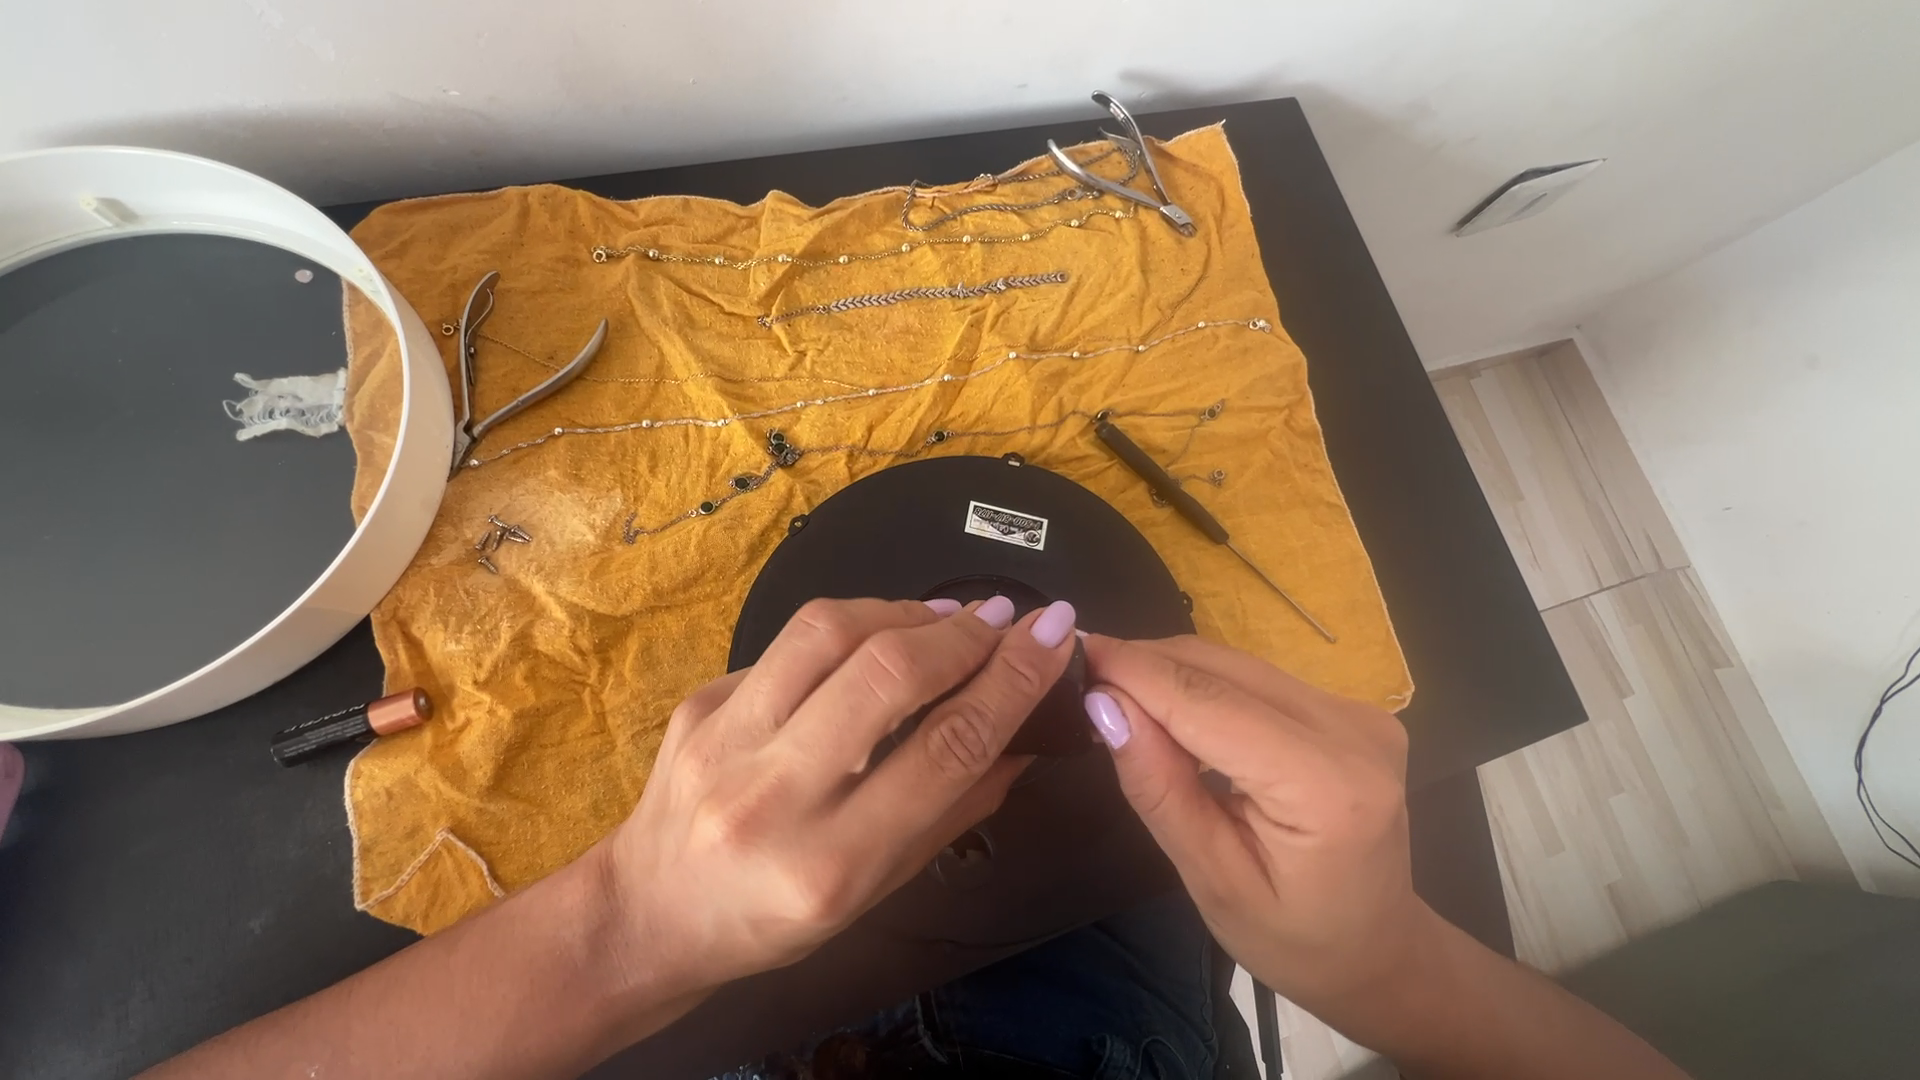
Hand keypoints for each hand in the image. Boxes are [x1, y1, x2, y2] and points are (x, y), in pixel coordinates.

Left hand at [605, 595, 1077, 997]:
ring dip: (903, 610)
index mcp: (832, 863)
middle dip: (962, 634)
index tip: (1052, 636)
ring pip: (828, 630)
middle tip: (1001, 618)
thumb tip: (1021, 736)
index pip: (945, 748)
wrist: (648, 914)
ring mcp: (724, 739)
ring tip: (945, 617)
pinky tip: (874, 638)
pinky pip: (789, 642)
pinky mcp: (699, 702)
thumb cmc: (774, 920)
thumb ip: (954, 810)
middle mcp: (773, 795)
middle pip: (886, 674)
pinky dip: (850, 627)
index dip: (1011, 682)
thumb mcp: (876, 889)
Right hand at [1080, 634, 1430, 1021]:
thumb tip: (1104, 705)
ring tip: (1113, 694)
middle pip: (1220, 668)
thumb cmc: (1293, 938)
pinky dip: (1198, 682)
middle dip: (1143, 664)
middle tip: (1080, 675)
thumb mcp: (1211, 879)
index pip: (1208, 703)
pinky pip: (1251, 676)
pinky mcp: (1345, 707)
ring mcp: (1355, 711)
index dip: (1135, 672)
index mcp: (1325, 784)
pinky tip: (1165, 706)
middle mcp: (1351, 729)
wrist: (1379, 950)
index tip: (1073, 654)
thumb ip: (1158, 788)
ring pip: (1232, 662)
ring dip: (1167, 670)